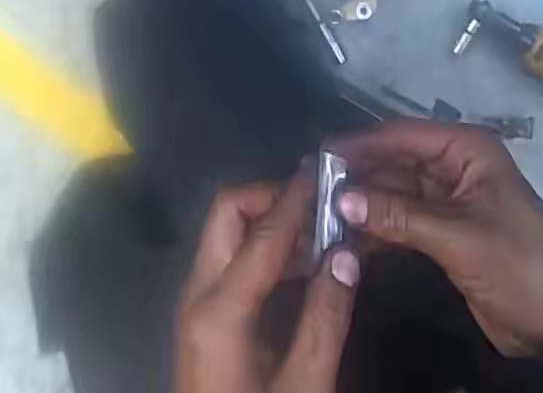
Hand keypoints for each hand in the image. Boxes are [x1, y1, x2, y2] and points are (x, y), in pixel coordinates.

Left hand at [174, 166, 361, 392]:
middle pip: (227, 213)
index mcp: (220, 308)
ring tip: (320, 228)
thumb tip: (346, 254)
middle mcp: (198, 293)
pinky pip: (231, 262)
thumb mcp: (304, 389)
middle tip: (318, 203)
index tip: (324, 171)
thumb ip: (325, 318)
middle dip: (271, 197)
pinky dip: (264, 250)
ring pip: (227, 234)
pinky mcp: (204, 320)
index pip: (262, 231)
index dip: (296, 197)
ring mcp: (196, 305)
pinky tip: (302, 265)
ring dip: (270, 222)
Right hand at [329, 120, 542, 356]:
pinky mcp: (438, 229)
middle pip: (393, 162)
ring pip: (391, 191)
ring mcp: (443, 198)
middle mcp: (451, 165)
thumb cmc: (518, 265)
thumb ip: (398, 215)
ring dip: (361, 204)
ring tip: (321, 213)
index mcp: (466, 149)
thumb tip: (341, 200)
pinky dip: (373, 227)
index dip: (362, 144)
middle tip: (314, 188)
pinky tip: (344, 237)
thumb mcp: (458, 237)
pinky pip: (397, 219)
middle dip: (357, 176)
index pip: (403, 136)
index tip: (322, 156)